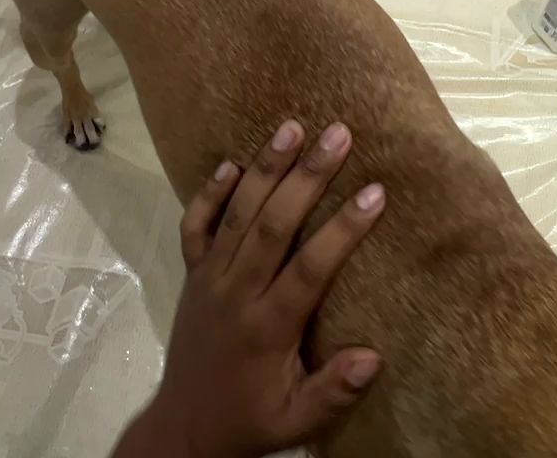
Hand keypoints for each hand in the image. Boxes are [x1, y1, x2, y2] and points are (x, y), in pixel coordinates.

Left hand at [116, 120, 385, 457]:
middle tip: (337, 134)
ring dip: (265, 169)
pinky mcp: (191, 272)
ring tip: (290, 127)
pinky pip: (194, 226)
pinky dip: (209, 194)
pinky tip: (231, 162)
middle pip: (272, 226)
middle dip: (307, 177)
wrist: (182, 428)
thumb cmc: (249, 419)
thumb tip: (374, 357)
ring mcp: (209, 277)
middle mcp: (236, 292)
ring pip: (237, 215)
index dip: (342, 230)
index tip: (374, 192)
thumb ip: (333, 391)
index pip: (309, 269)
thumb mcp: (296, 423)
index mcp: (267, 328)